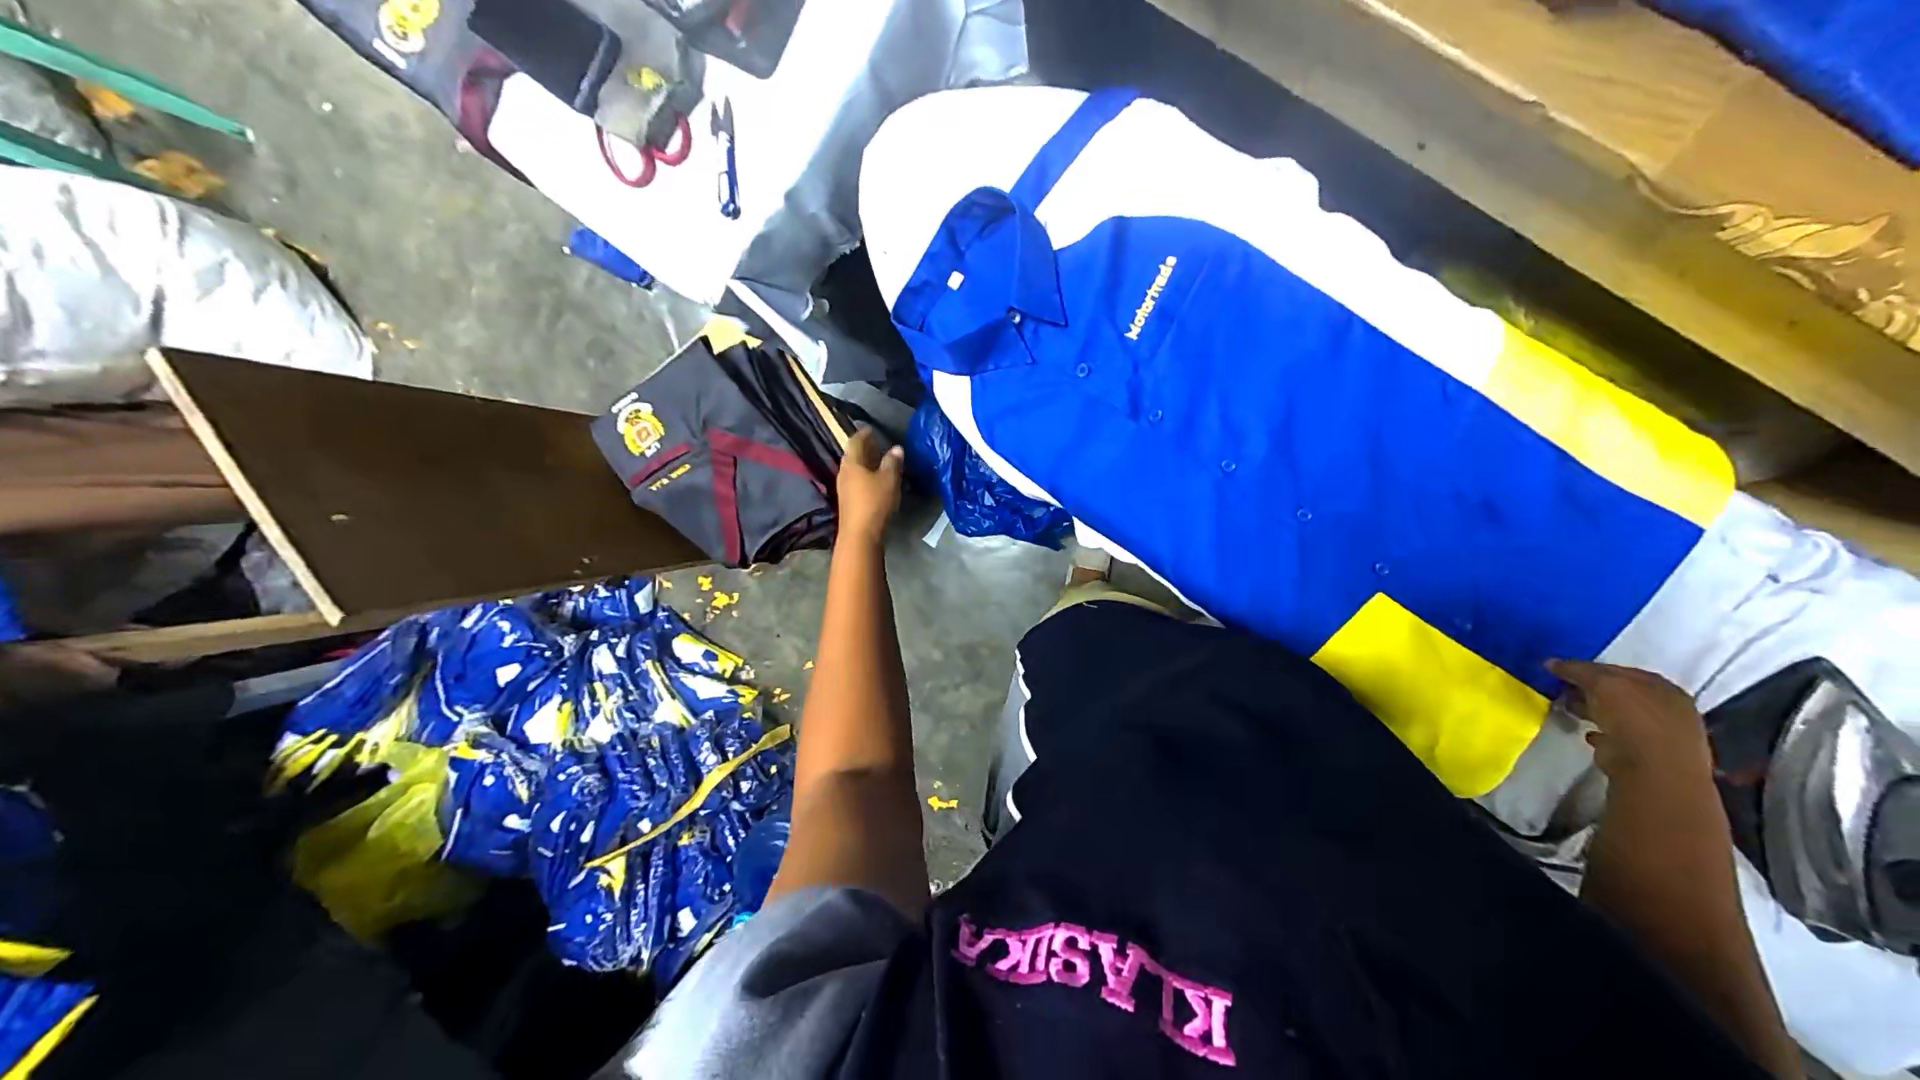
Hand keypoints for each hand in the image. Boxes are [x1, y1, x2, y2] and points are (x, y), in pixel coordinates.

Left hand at [835, 427, 903, 548]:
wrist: (860, 535)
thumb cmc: (874, 502)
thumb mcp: (889, 480)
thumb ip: (892, 462)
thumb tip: (896, 448)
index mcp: (852, 463)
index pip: (855, 442)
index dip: (863, 434)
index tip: (871, 429)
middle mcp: (844, 473)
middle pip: (852, 456)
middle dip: (864, 449)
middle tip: (876, 443)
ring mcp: (843, 489)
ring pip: (853, 470)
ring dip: (864, 463)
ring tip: (877, 461)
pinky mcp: (847, 502)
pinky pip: (855, 482)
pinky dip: (864, 476)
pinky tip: (874, 480)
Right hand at [1547, 659, 1713, 786]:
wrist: (1651, 768)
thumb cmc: (1633, 718)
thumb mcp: (1602, 684)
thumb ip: (1577, 670)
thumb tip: (1551, 663)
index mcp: (1663, 687)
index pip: (1621, 671)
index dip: (1590, 668)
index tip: (1562, 671)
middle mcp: (1665, 708)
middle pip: (1620, 693)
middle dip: (1591, 690)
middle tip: (1561, 689)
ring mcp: (1657, 733)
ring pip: (1617, 714)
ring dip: (1594, 711)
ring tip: (1568, 710)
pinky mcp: (1643, 755)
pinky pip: (1616, 737)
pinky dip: (1601, 733)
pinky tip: (1588, 734)